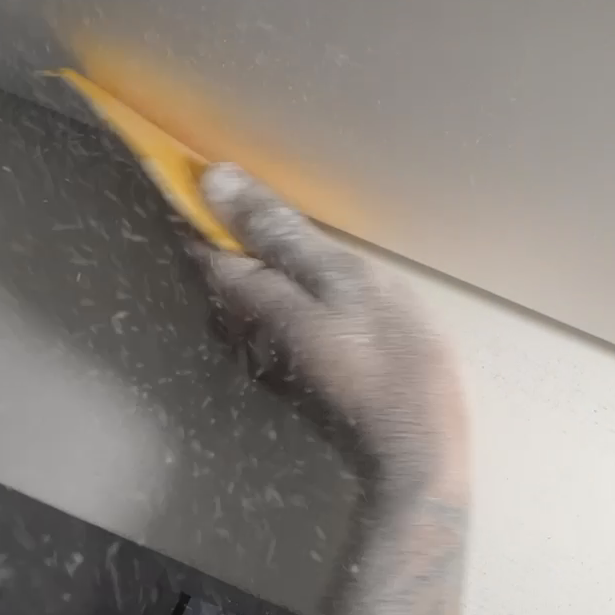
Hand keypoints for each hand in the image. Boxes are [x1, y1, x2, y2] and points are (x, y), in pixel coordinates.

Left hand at [190, 164, 464, 488]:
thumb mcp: (343, 278)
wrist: (415, 445)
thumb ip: (279, 233)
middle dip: (238, 234)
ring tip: (309, 247)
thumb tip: (214, 181)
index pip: (199, 237)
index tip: (220, 169)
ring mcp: (265, 357)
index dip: (203, 202)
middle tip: (283, 208)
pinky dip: (288, 296)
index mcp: (249, 298)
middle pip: (223, 268)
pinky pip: (274, 318)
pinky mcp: (290, 373)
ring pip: (249, 295)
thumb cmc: (390, 357)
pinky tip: (325, 294)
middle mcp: (242, 331)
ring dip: (267, 266)